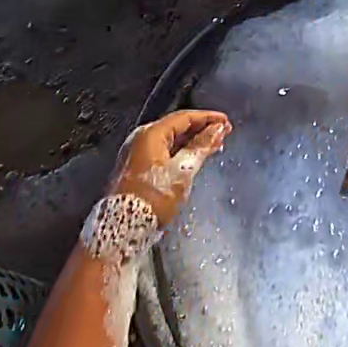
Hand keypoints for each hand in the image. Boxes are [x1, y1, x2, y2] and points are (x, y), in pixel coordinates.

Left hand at [111, 110, 230, 227]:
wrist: (122, 229)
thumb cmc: (152, 199)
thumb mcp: (182, 171)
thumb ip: (201, 147)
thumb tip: (217, 129)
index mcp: (150, 134)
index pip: (184, 117)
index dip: (208, 117)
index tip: (225, 122)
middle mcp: (140, 139)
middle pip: (176, 126)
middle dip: (201, 128)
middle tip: (222, 133)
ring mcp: (136, 153)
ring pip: (170, 139)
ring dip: (192, 140)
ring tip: (212, 145)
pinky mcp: (135, 168)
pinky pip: (162, 151)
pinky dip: (180, 151)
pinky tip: (192, 158)